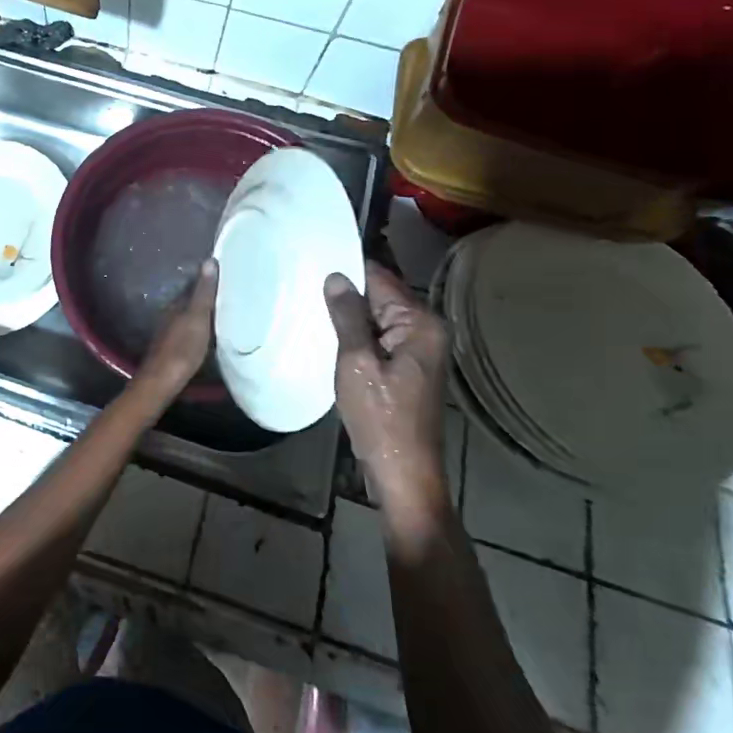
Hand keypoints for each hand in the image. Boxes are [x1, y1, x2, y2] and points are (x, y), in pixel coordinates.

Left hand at [136, 259, 218, 393]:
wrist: (162, 380)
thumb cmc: (183, 347)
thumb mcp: (197, 317)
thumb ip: (203, 292)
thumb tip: (209, 260)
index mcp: (177, 303)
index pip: (194, 284)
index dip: (208, 279)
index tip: (227, 273)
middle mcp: (171, 313)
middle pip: (191, 300)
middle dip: (206, 295)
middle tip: (230, 291)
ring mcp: (170, 331)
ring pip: (189, 315)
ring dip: (203, 312)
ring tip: (224, 310)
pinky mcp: (173, 347)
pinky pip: (189, 329)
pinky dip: (200, 326)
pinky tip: (210, 332)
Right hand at [325, 263, 450, 516]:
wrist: (403, 474)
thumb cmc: (380, 418)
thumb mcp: (356, 363)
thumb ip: (347, 316)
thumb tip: (336, 276)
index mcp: (420, 324)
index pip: (381, 279)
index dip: (349, 268)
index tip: (315, 257)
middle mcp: (427, 330)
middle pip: (382, 297)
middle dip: (348, 291)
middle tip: (305, 279)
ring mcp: (420, 351)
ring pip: (379, 319)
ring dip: (351, 315)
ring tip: (310, 302)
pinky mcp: (409, 369)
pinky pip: (380, 339)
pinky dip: (358, 335)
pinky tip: (330, 334)